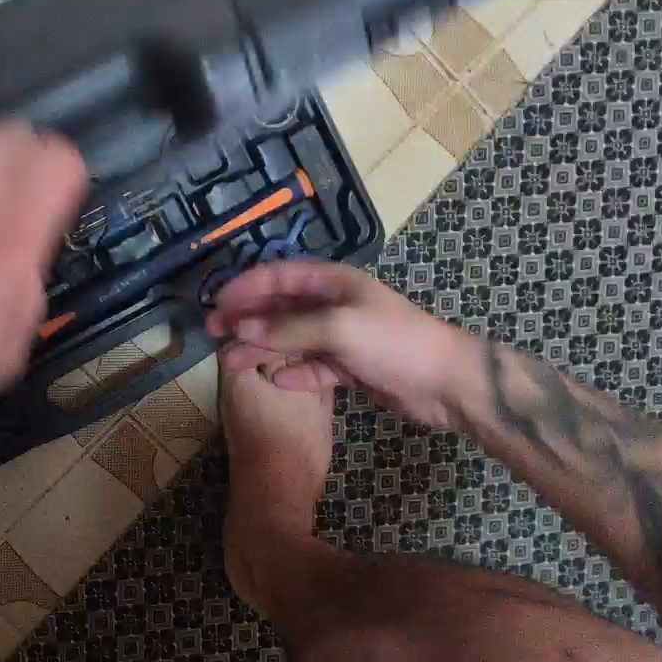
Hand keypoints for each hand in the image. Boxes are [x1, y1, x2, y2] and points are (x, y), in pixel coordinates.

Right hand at [207, 260, 481, 432]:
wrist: (448, 384)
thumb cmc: (394, 343)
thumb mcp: (337, 328)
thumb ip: (287, 329)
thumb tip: (240, 328)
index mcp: (332, 283)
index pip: (278, 276)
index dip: (245, 287)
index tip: (217, 303)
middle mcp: (332, 305)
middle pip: (279, 308)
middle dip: (246, 319)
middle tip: (214, 333)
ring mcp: (340, 337)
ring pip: (290, 339)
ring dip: (261, 349)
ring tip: (231, 362)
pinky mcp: (349, 367)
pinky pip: (311, 367)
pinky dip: (293, 372)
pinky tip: (276, 380)